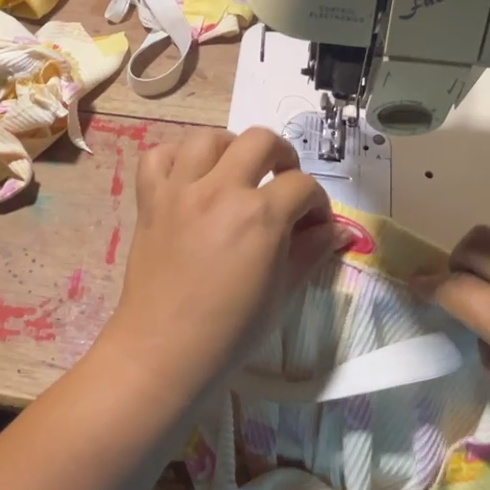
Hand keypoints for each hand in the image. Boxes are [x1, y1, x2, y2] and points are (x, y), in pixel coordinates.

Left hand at [98, 128, 345, 395]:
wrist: (165, 352)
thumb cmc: (231, 331)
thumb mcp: (282, 293)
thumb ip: (311, 252)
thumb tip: (339, 231)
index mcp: (261, 216)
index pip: (302, 186)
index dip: (317, 204)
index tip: (314, 226)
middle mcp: (221, 190)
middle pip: (260, 140)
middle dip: (282, 156)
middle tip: (282, 184)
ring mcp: (181, 190)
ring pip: (208, 138)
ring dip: (230, 150)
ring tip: (235, 175)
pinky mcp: (150, 199)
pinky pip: (159, 155)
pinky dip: (176, 158)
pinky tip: (190, 178)